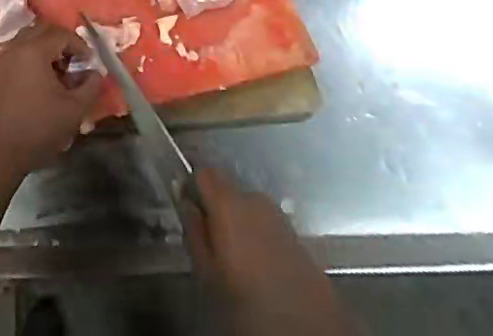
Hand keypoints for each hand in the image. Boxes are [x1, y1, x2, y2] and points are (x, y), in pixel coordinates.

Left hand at [0, 23, 101, 178]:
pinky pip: (22, 52)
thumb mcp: (74, 109)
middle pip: (45, 31)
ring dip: (50, 50)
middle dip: (64, 43)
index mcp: (34, 50)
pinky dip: (37, 57)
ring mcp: (6, 58)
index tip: (91, 64)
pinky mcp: (1, 71)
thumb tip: (96, 72)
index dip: (81, 46)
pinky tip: (46, 81)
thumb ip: (91, 86)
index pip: (62, 34)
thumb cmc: (39, 128)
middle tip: (78, 63)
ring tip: (63, 73)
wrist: (0, 152)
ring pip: (32, 40)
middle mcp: (17, 47)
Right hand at [185, 168, 358, 335]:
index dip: (193, 183)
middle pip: (226, 187)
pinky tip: (255, 257)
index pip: (204, 172)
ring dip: (236, 217)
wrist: (307, 324)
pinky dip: (255, 229)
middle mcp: (253, 199)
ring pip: (246, 204)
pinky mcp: (293, 230)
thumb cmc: (247, 298)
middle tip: (208, 233)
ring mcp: (277, 213)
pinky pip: (264, 219)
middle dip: (215, 203)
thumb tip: (186, 203)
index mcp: (228, 203)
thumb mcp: (207, 271)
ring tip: (233, 249)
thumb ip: (194, 231)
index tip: (186, 202)